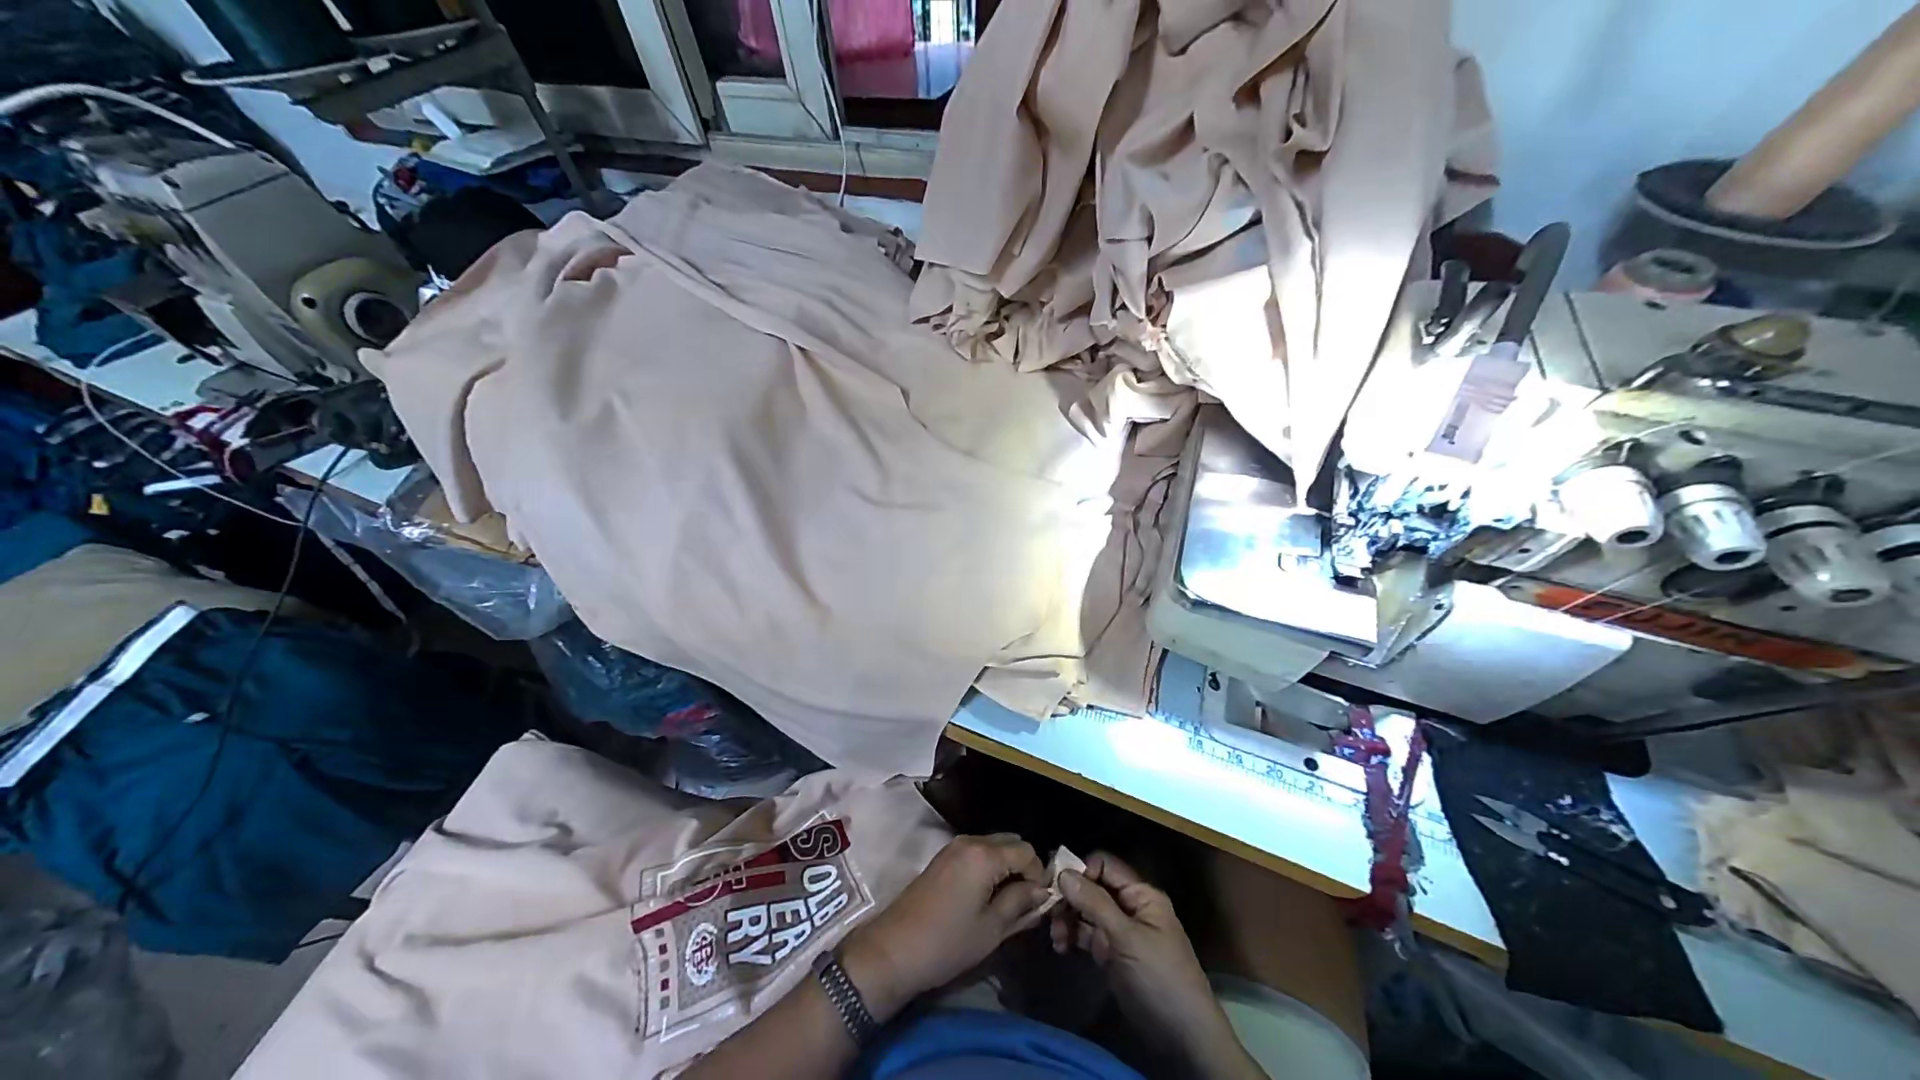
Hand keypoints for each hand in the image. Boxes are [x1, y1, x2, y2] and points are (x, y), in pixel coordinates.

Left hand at [839, 834, 1050, 1019]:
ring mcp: (952, 847)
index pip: (1028, 851)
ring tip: (1008, 902)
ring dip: (1006, 867)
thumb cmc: (947, 943)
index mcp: (984, 854)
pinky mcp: (942, 859)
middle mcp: (969, 841)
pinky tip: (987, 896)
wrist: (893, 950)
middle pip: (1011, 842)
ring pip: (994, 846)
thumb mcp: (992, 928)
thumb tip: (1041, 891)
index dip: (1039, 874)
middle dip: (1024, 867)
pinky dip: (989, 867)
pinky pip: (976, 853)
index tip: (1039, 902)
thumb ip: (1020, 903)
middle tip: (1026, 901)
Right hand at [1051, 853, 1261, 1078]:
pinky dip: (1072, 936)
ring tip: (1057, 939)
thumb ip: (1095, 903)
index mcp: (1140, 894)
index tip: (1054, 884)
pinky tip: (1061, 947)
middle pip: (1091, 887)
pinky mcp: (1110, 954)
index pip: (1104, 866)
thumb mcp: (1127, 937)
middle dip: (1069, 898)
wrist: (1181, 1035)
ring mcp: (1119, 931)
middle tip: (1048, 913)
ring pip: (1085, 911)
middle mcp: (1129, 906)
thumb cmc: (1159, 977)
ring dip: (1067, 919)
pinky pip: (1085, 934)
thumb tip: (1063, 872)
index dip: (1080, 870)